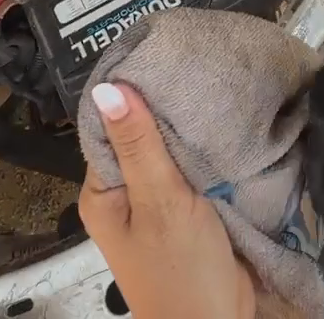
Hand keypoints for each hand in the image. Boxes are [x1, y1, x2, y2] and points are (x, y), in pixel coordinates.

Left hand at [78, 83, 254, 318]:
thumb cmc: (181, 269)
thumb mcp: (159, 200)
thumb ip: (137, 143)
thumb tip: (108, 87)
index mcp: (103, 193)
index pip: (109, 126)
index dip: (132, 92)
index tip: (160, 54)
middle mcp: (123, 194)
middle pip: (139, 135)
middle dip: (164, 107)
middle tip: (193, 61)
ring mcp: (154, 202)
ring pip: (167, 150)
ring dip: (186, 127)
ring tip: (210, 82)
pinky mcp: (185, 208)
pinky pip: (188, 167)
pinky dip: (202, 148)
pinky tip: (220, 122)